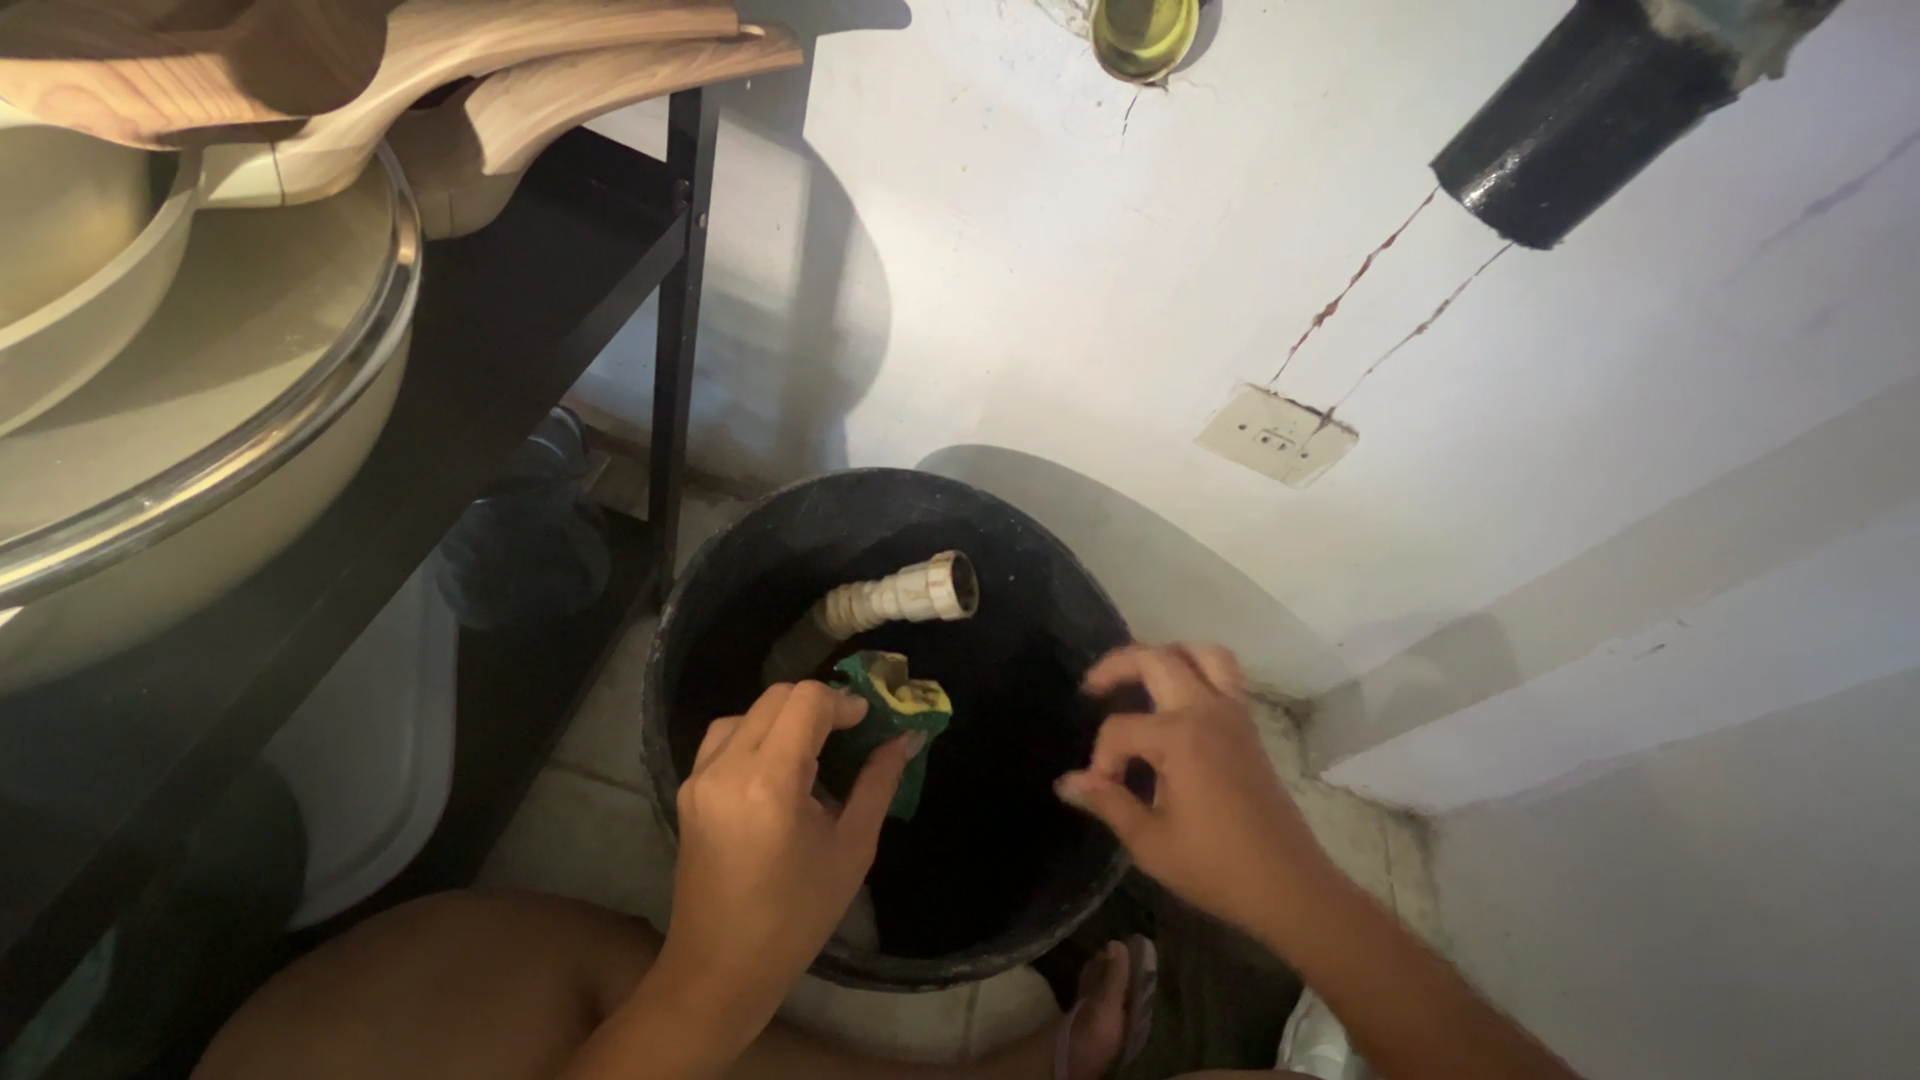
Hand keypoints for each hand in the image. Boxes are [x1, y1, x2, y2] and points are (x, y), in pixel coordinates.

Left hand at [660, 681, 917, 1031]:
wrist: (719, 969)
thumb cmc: (795, 917)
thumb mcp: (852, 849)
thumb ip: (879, 783)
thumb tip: (905, 738)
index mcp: (769, 781)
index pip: (806, 701)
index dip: (844, 702)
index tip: (868, 723)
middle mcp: (726, 767)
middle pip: (777, 697)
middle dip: (819, 705)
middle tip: (851, 733)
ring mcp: (700, 777)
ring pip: (748, 712)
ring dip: (786, 716)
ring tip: (815, 751)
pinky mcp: (688, 789)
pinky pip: (725, 737)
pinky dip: (757, 733)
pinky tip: (779, 766)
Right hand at [1055, 644, 1334, 934]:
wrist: (1290, 887)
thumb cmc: (1216, 867)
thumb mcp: (1150, 842)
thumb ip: (1107, 802)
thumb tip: (1067, 782)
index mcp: (1180, 738)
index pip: (1120, 728)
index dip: (1101, 759)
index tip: (1101, 791)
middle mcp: (1208, 712)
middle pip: (1157, 659)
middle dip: (1117, 667)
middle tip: (1092, 689)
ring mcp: (1234, 715)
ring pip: (1203, 654)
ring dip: (1167, 654)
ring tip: (1141, 677)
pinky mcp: (1249, 727)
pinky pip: (1225, 675)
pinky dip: (1197, 670)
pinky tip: (1175, 701)